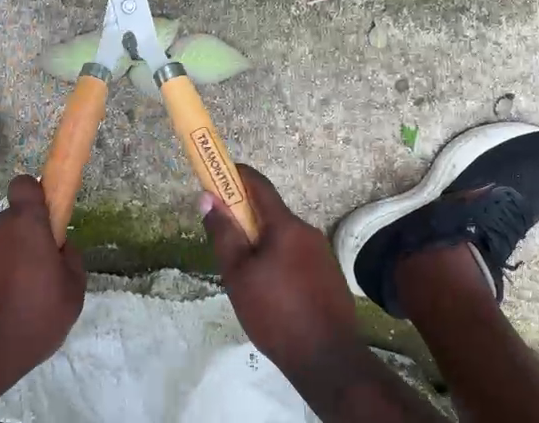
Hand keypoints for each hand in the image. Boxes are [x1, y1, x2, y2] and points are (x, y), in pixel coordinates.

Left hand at [0, 175, 85, 374]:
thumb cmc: (33, 314)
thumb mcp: (72, 291)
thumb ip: (71, 258)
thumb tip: (61, 246)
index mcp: (27, 223)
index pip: (25, 185)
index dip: (36, 195)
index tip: (48, 220)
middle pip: (18, 219)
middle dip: (31, 238)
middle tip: (44, 271)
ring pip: (5, 242)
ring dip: (16, 259)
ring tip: (27, 295)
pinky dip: (1, 276)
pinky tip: (9, 304)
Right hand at [202, 164, 361, 379]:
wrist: (329, 361)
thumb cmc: (276, 313)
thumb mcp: (237, 273)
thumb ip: (222, 232)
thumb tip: (208, 197)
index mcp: (286, 225)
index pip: (258, 184)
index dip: (234, 176)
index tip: (214, 179)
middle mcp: (308, 232)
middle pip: (270, 213)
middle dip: (245, 220)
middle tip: (226, 246)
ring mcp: (322, 255)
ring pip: (283, 238)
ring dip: (262, 245)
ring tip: (247, 279)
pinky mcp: (330, 277)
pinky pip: (297, 257)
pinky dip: (279, 262)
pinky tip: (272, 295)